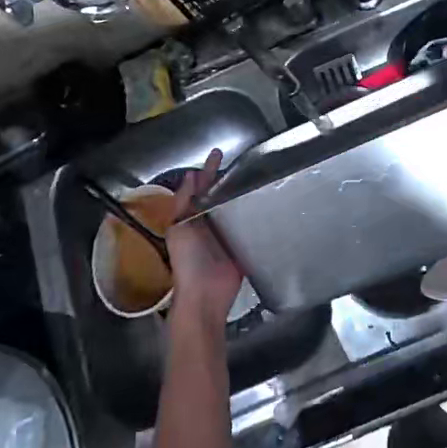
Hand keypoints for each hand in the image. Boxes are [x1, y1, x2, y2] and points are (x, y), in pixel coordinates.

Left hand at [166, 150, 242, 324]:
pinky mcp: (243, 246)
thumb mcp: (179, 229)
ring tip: (259, 175)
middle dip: (229, 179)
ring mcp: (227, 235)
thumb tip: (191, 175)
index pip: (201, 188)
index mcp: (192, 218)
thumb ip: (184, 203)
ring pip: (235, 208)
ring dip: (244, 194)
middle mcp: (210, 223)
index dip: (209, 171)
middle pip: (220, 196)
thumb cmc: (188, 261)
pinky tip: (267, 201)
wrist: (205, 295)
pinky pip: (250, 226)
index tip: (219, 152)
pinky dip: (257, 214)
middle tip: (247, 162)